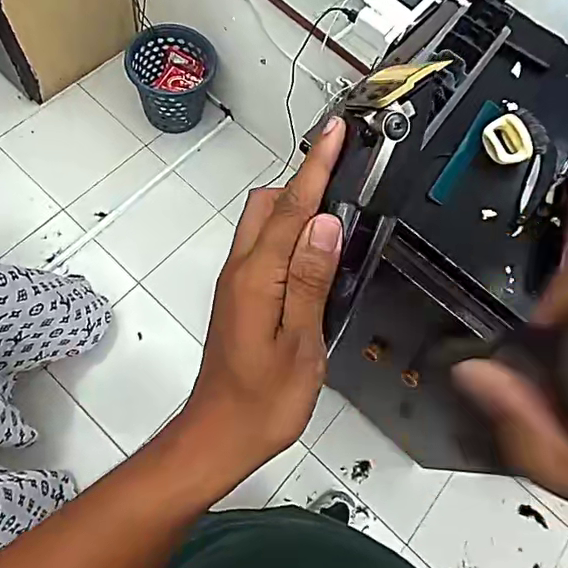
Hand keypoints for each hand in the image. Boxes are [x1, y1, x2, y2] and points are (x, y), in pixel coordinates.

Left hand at [176, 116, 345, 471]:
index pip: (292, 208)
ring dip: (298, 206)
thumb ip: (311, 280)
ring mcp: (237, 282)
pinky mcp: (241, 295)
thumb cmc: (263, 402)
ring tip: (339, 207)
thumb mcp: (300, 344)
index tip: (336, 133)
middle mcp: (241, 270)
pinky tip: (316, 250)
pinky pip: (266, 247)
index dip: (317, 167)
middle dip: (305, 180)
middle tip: (348, 173)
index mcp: (258, 278)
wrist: (219, 435)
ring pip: (265, 223)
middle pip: (269, 204)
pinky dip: (291, 233)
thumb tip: (325, 225)